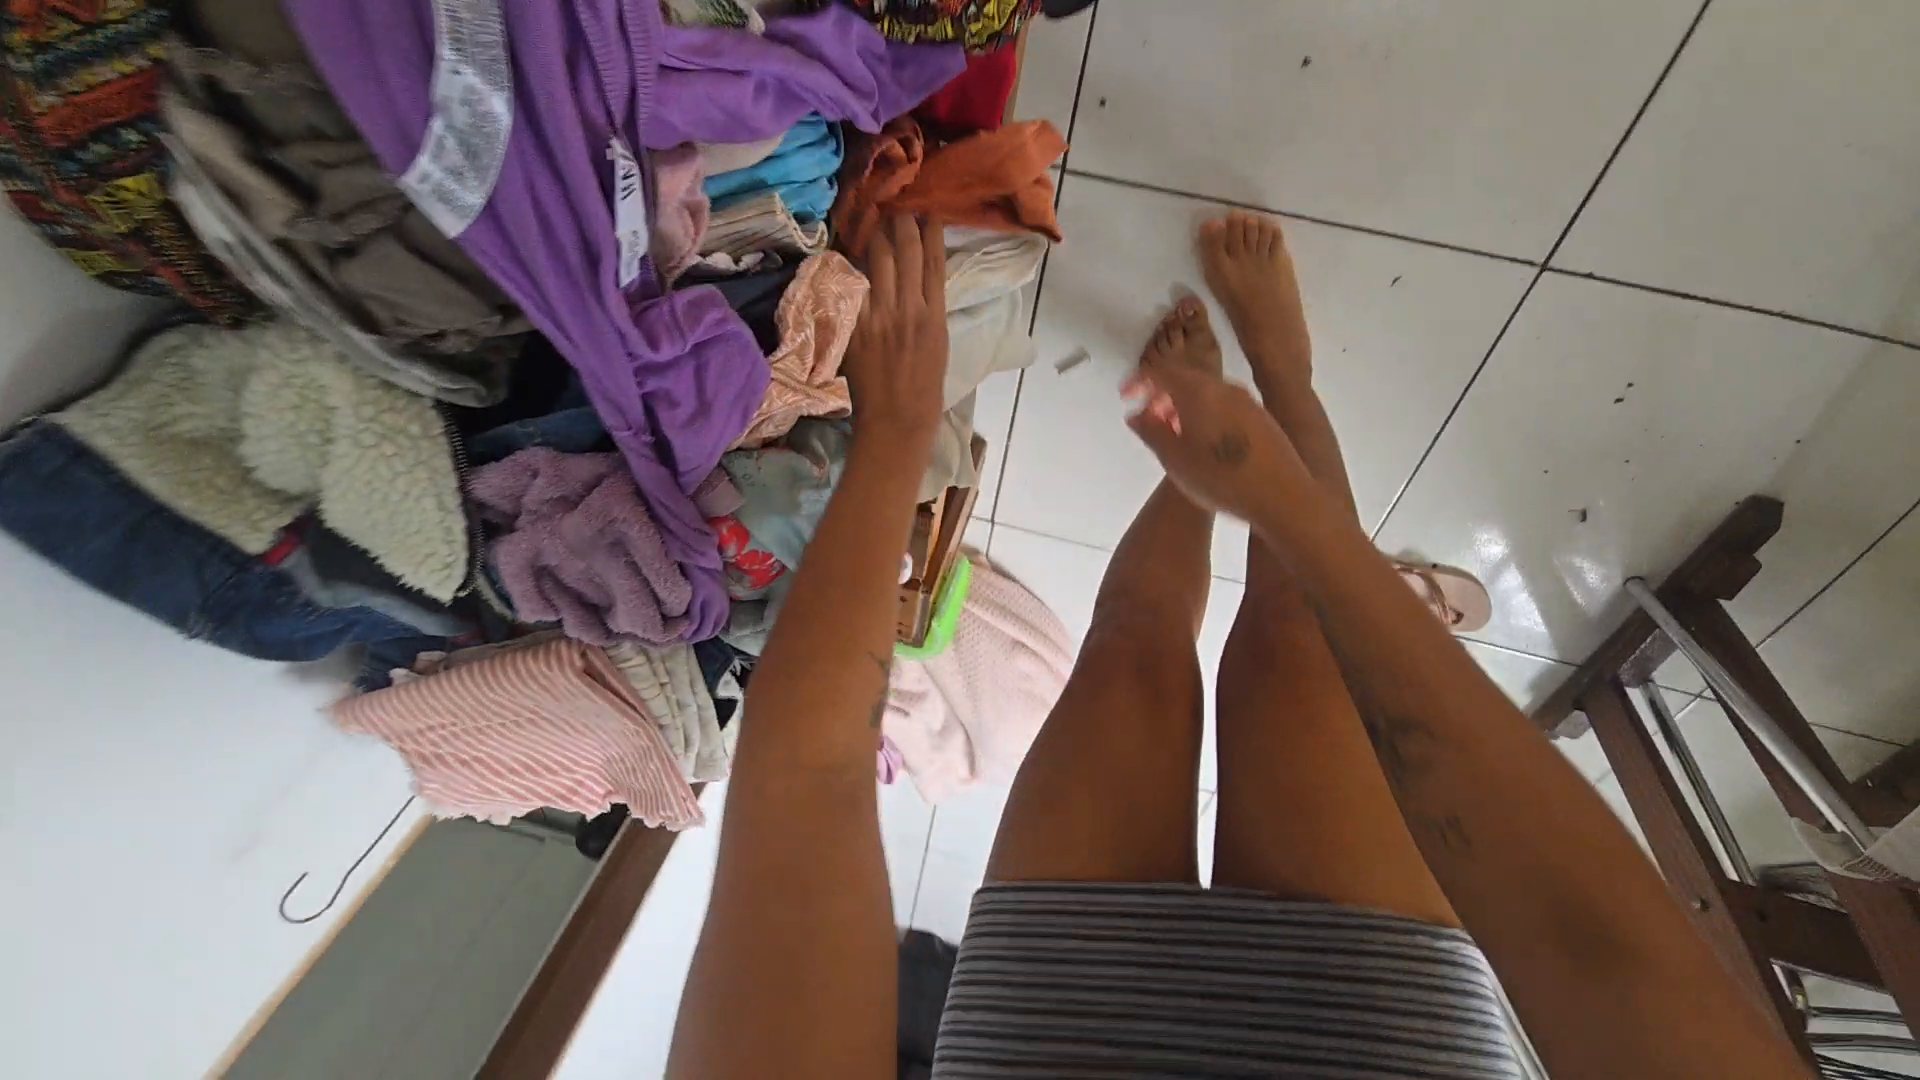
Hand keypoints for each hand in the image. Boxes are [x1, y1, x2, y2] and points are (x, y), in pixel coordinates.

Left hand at [844, 213, 949, 442]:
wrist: (898, 420)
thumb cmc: (924, 388)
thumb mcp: (939, 344)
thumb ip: (929, 311)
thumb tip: (920, 283)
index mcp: (935, 316)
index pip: (934, 261)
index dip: (930, 230)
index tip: (926, 210)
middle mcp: (908, 310)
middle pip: (905, 251)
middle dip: (900, 222)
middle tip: (894, 206)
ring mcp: (879, 317)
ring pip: (877, 260)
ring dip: (876, 235)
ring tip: (873, 220)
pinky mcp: (855, 327)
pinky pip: (852, 286)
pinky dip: (851, 267)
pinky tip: (850, 253)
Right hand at [1123, 363, 1313, 524]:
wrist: (1284, 496)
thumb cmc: (1221, 480)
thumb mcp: (1175, 460)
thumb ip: (1151, 432)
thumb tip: (1136, 414)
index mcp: (1198, 393)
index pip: (1160, 372)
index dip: (1138, 381)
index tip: (1125, 396)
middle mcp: (1224, 388)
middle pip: (1184, 379)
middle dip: (1161, 395)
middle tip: (1147, 419)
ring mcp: (1246, 401)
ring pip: (1205, 392)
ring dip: (1183, 406)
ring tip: (1172, 435)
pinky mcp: (1261, 417)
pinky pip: (1223, 404)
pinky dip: (1204, 413)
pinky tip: (1202, 442)